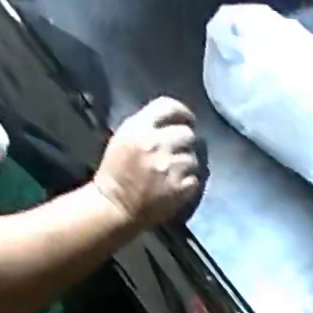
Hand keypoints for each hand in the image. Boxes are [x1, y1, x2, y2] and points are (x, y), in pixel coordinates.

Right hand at [95, 98, 203, 227]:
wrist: (116, 205)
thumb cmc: (117, 171)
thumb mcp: (125, 137)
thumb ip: (148, 126)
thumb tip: (173, 123)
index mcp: (139, 127)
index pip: (169, 107)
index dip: (184, 113)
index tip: (188, 120)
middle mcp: (156, 143)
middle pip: (188, 134)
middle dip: (186, 142)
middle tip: (180, 151)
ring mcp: (170, 167)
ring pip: (194, 158)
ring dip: (188, 164)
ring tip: (176, 171)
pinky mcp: (180, 187)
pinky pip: (195, 179)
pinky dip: (190, 182)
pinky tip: (178, 185)